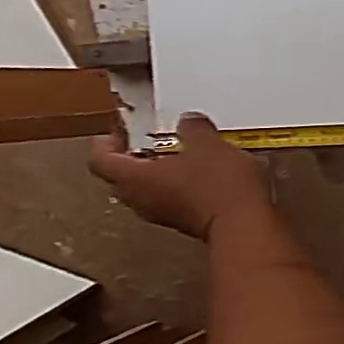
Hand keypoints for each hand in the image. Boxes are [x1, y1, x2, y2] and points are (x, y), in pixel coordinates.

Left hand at [89, 113, 268, 238]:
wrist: (243, 221)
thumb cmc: (217, 186)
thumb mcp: (207, 143)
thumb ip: (193, 128)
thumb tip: (189, 122)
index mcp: (134, 177)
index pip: (100, 160)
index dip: (107, 143)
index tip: (120, 132)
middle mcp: (141, 199)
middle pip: (123, 177)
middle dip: (137, 157)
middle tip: (154, 140)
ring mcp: (162, 214)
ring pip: (148, 190)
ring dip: (161, 173)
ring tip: (184, 154)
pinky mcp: (184, 222)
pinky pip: (172, 200)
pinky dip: (179, 186)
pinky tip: (204, 174)